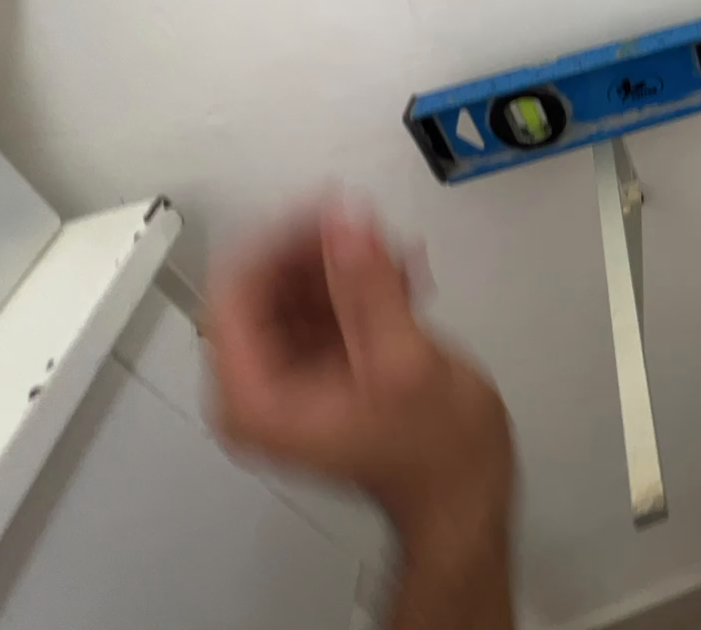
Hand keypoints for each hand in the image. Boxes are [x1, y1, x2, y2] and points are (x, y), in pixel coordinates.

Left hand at [204, 199, 512, 554]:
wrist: (465, 489)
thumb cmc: (435, 450)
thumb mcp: (403, 361)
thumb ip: (371, 288)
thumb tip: (347, 226)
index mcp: (258, 398)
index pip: (235, 297)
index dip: (278, 244)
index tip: (326, 210)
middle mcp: (265, 389)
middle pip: (267, 292)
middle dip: (320, 253)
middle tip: (365, 225)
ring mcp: (300, 380)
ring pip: (302, 295)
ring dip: (348, 264)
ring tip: (393, 251)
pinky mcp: (334, 370)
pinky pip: (331, 310)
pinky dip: (365, 284)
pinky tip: (403, 273)